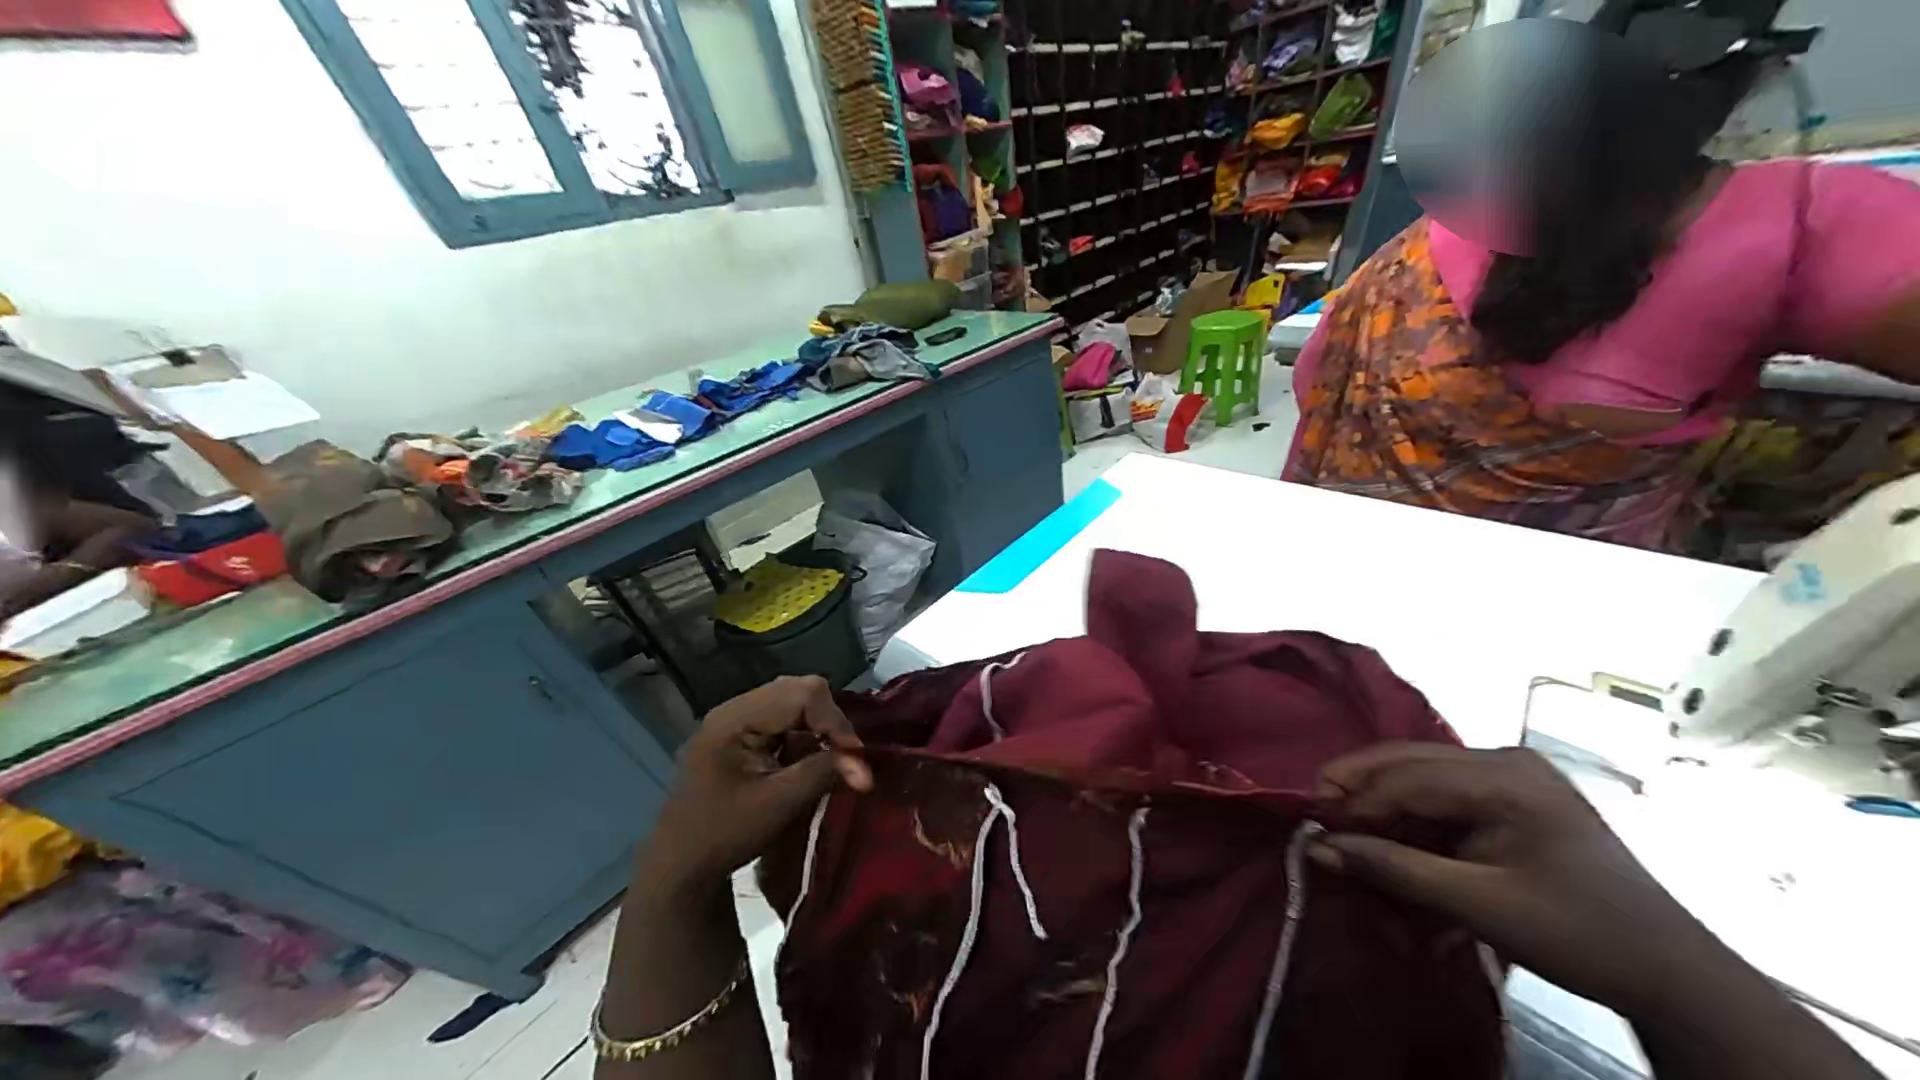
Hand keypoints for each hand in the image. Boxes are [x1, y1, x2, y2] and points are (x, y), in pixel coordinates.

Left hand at [638, 676, 872, 907]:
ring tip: (833, 756)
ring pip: (792, 701)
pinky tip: (810, 758)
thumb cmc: (725, 835)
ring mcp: (733, 719)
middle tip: (846, 755)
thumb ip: (822, 773)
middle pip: (798, 690)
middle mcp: (733, 709)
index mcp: (735, 719)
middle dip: (829, 720)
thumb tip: (864, 766)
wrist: (679, 867)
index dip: (835, 720)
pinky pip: (781, 717)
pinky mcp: (738, 733)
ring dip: (818, 725)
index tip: (854, 758)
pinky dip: (803, 732)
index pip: (802, 694)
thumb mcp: (779, 804)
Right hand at [1310, 743, 1718, 1016]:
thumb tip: (1316, 847)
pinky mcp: (1509, 794)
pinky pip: (1440, 793)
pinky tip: (1392, 839)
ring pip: (1417, 774)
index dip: (1355, 800)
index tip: (1315, 828)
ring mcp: (1509, 774)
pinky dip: (1410, 816)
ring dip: (1381, 804)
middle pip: (1407, 762)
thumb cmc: (1580, 934)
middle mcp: (1504, 759)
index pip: (1407, 776)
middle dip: (1358, 790)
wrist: (1673, 972)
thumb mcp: (1480, 906)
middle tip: (1318, 819)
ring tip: (1349, 832)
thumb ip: (1394, 870)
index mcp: (1507, 777)